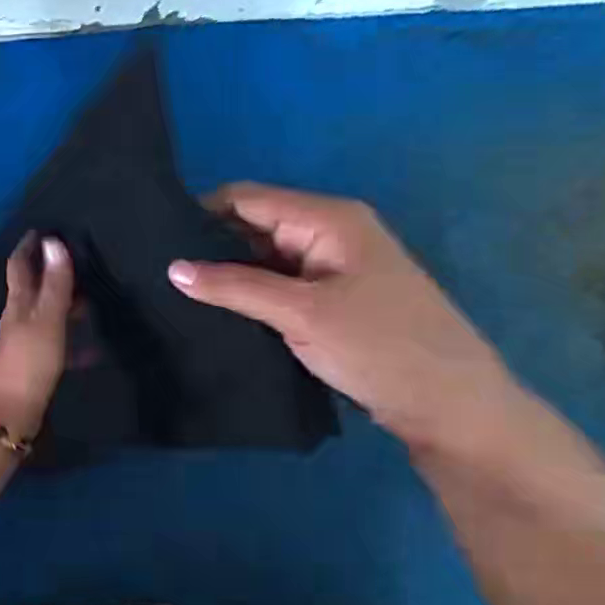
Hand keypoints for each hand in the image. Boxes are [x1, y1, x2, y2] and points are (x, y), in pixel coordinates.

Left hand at [0, 232, 73, 438]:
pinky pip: (57, 343)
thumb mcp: (46, 319)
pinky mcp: (34, 365)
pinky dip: (72, 338)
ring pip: (45, 315)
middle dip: (49, 271)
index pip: (19, 266)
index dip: (27, 247)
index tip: (41, 229)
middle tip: (75, 258)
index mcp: (18, 304)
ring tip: (91, 296)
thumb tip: (53, 241)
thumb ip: (54, 283)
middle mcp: (17, 319)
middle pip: (32, 289)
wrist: (13, 413)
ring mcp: (24, 343)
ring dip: (64, 303)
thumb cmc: (30, 361)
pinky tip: (92, 346)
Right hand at [167, 183, 523, 448]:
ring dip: (226, 274)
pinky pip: (275, 286)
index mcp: (328, 219)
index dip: (200, 213)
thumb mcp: (301, 314)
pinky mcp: (328, 300)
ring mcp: (329, 268)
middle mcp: (328, 233)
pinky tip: (214, 312)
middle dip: (208, 246)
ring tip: (175, 294)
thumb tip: (172, 268)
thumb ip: (234, 287)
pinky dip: (246, 295)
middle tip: (158, 273)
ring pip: (261, 259)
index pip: (247, 198)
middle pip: (252, 225)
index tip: (155, 242)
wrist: (449, 406)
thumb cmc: (380, 347)